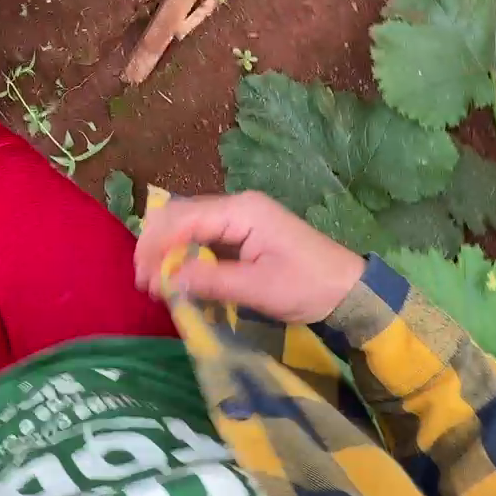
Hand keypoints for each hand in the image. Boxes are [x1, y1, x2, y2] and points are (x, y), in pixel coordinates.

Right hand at [133, 191, 368, 323]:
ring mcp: (238, 216)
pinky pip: (199, 235)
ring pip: (185, 224)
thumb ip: (212, 281)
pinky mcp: (240, 231)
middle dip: (155, 246)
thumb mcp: (260, 288)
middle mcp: (236, 205)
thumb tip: (169, 282)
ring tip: (154, 281)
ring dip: (165, 249)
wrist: (351, 290)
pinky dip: (181, 253)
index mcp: (242, 210)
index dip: (158, 246)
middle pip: (179, 215)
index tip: (145, 279)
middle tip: (144, 282)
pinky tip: (175, 273)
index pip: (184, 218)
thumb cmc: (309, 287)